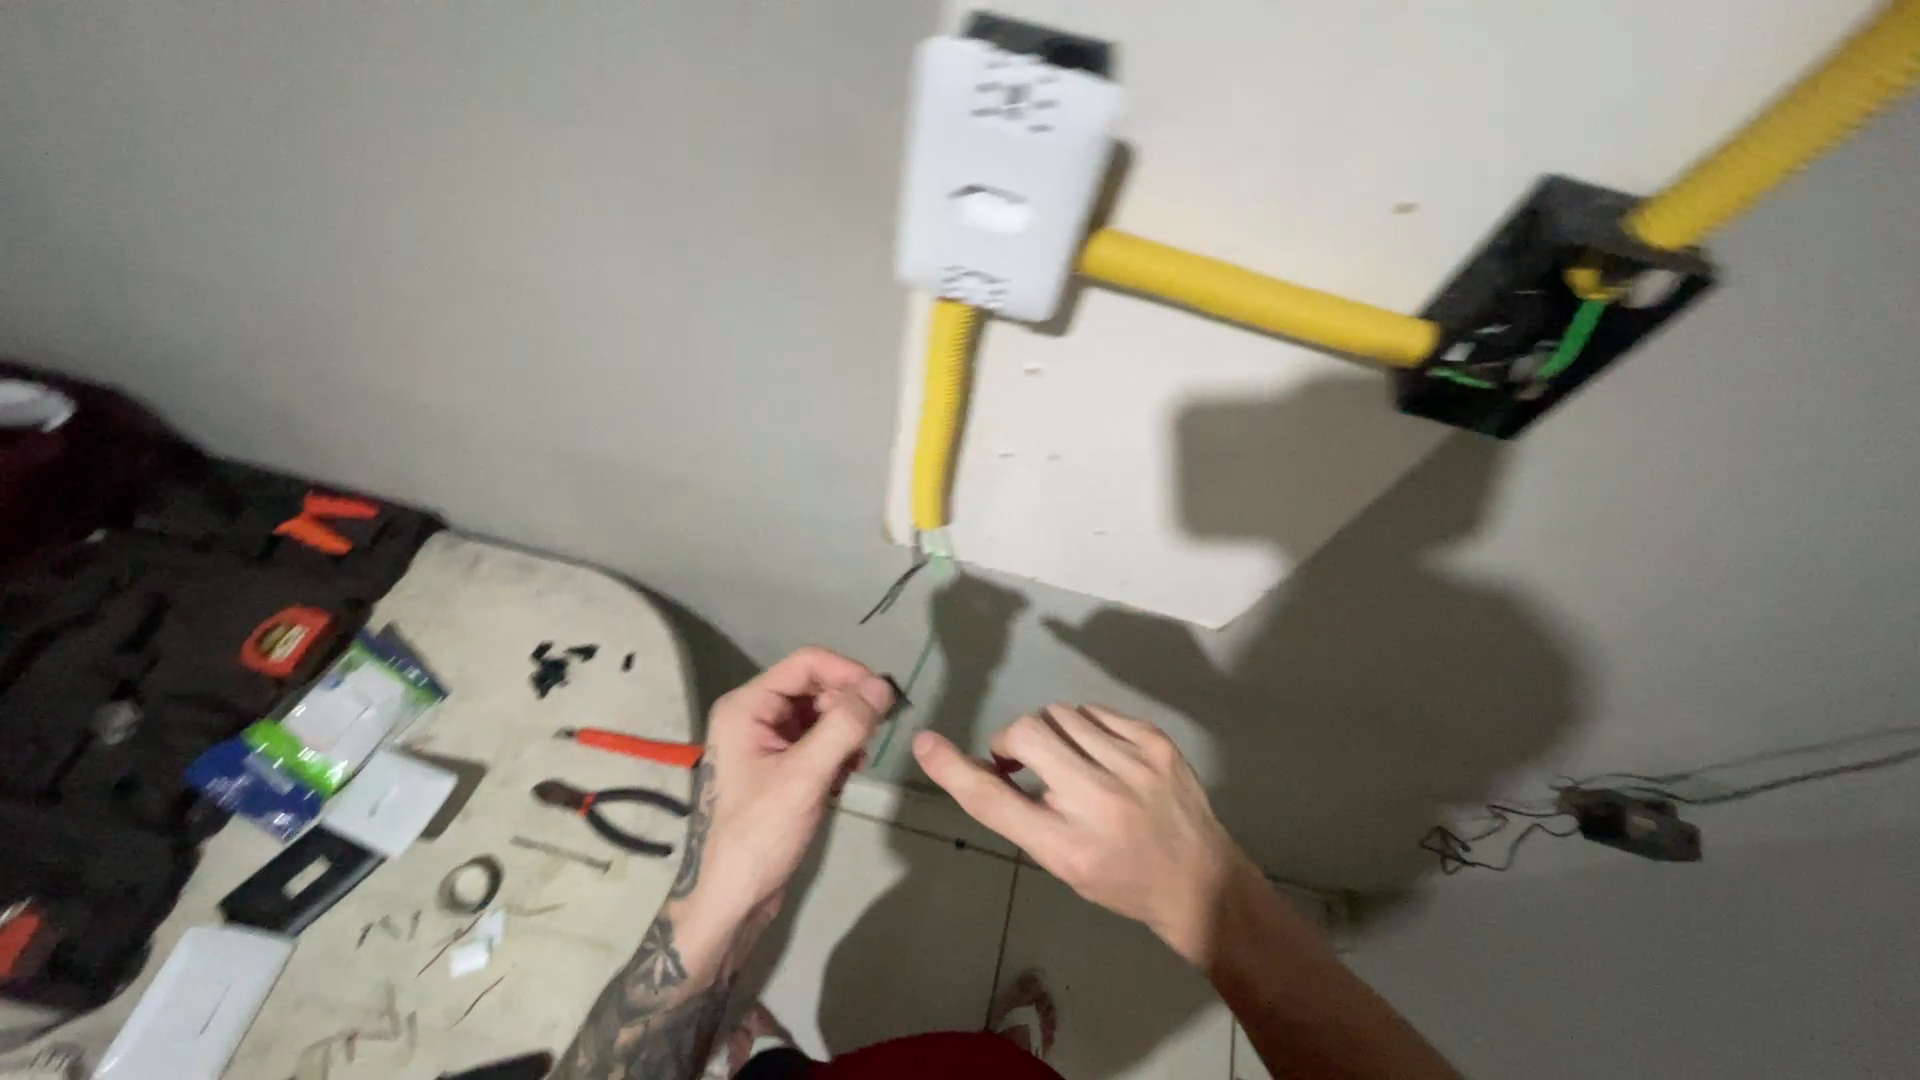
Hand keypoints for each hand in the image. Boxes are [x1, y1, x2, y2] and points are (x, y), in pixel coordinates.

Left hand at [675, 647, 894, 923]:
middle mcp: (754, 714)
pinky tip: (846, 776)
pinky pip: (819, 738)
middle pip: (816, 685)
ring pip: (821, 712)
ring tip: (856, 763)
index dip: (848, 672)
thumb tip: (884, 686)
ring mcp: (765, 740)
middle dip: (849, 705)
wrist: (734, 898)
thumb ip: (845, 726)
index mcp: (747, 706)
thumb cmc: (760, 834)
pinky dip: (839, 750)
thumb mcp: (806, 777)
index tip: (884, 697)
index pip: (807, 663)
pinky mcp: (780, 764)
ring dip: (847, 731)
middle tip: (873, 736)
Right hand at [913, 704, 1254, 965]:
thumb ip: (1019, 813)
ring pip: (1058, 714)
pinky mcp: (1155, 740)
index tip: (926, 742)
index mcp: (1067, 846)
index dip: (954, 769)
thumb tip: (980, 763)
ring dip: (1049, 732)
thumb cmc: (1119, 879)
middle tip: (1022, 763)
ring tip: (1067, 761)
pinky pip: (1093, 711)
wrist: (1201, 880)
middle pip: (1025, 734)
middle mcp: (1098, 800)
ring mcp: (1133, 763)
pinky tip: (1099, 754)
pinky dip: (1083, 727)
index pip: (995, 800)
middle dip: (1012, 741)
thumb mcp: (1061, 860)